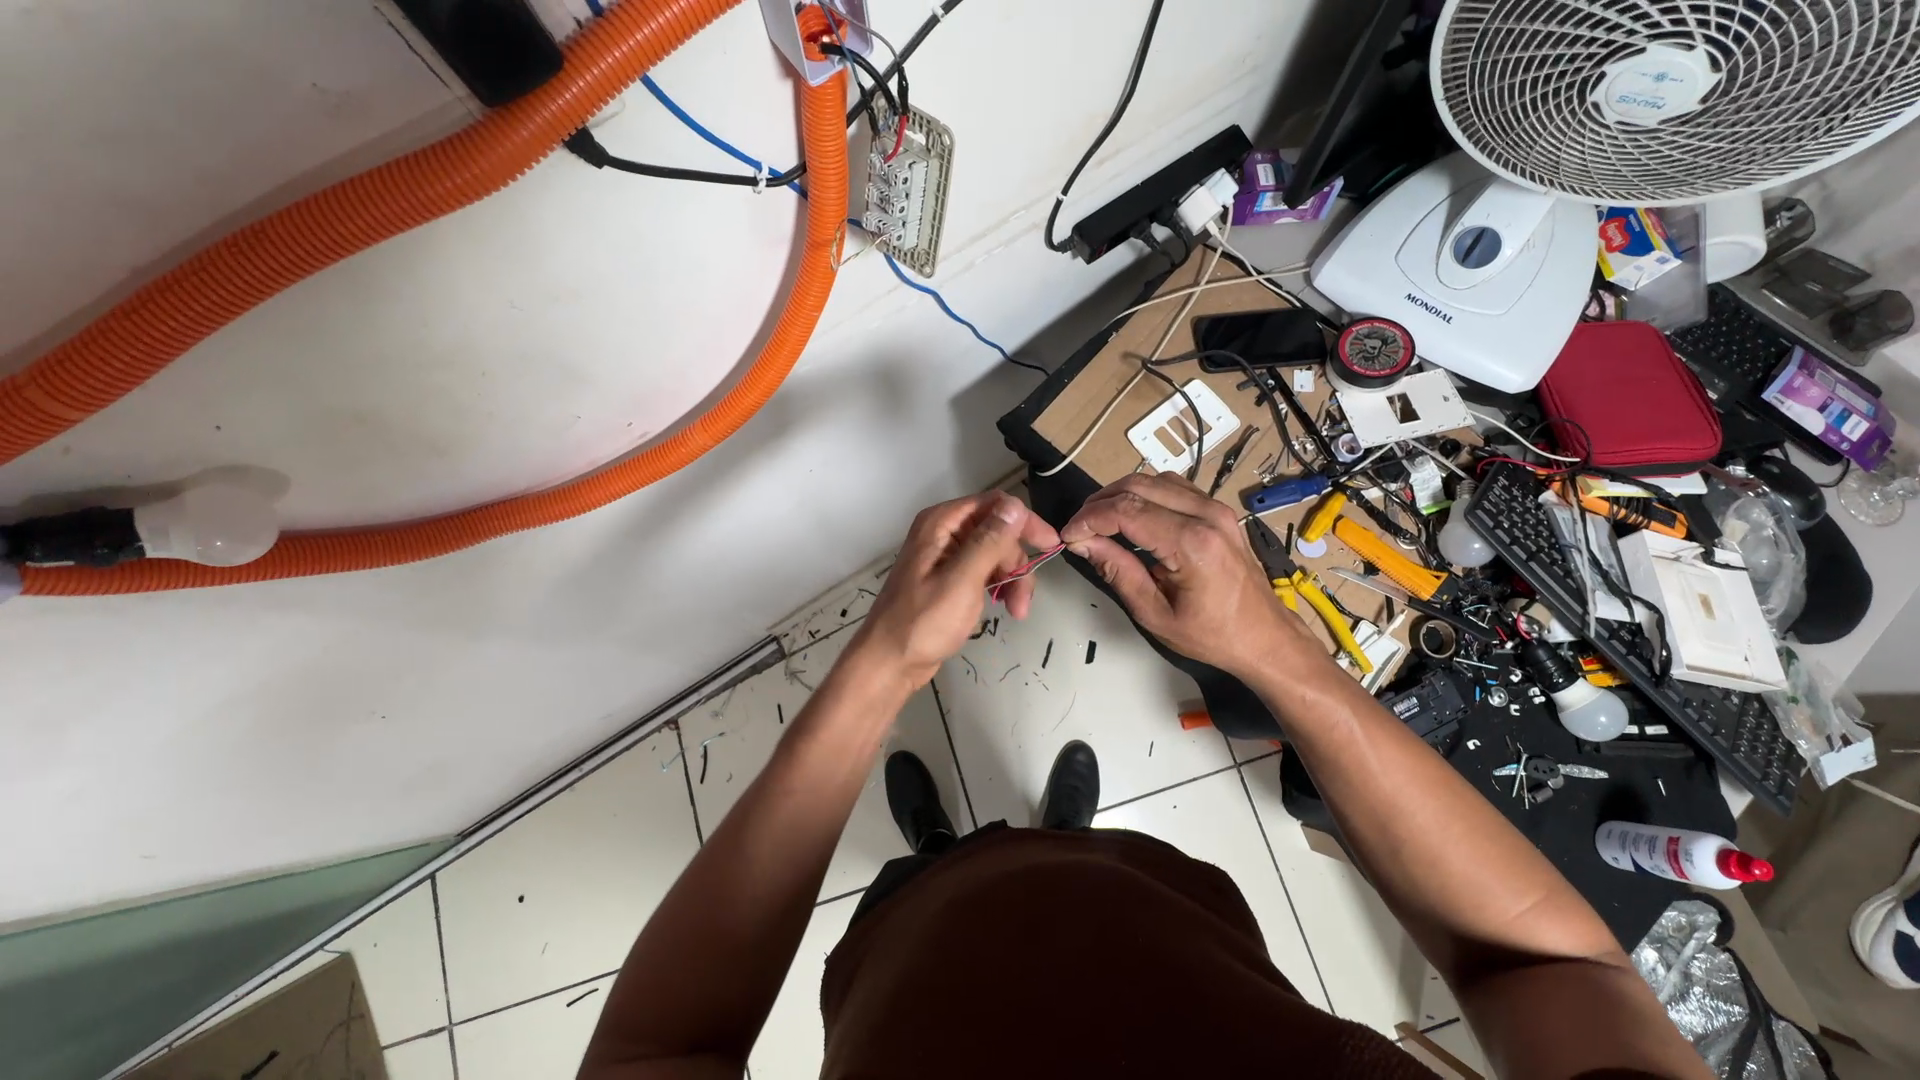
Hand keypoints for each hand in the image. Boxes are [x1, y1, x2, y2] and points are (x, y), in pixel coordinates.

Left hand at [855, 492, 1061, 687]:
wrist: (890, 662)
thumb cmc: (923, 622)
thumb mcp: (962, 580)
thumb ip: (989, 541)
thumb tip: (1015, 506)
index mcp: (941, 523)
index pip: (995, 505)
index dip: (1025, 522)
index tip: (1050, 547)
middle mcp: (943, 532)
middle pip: (998, 531)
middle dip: (1017, 563)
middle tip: (1023, 599)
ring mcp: (945, 556)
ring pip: (995, 554)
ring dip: (1012, 579)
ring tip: (1016, 611)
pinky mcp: (949, 578)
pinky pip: (983, 571)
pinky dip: (998, 587)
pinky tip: (1003, 607)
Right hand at [1060, 472, 1315, 678]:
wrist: (1264, 636)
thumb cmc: (1212, 635)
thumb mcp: (1154, 613)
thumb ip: (1117, 571)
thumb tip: (1082, 542)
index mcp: (1191, 544)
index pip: (1126, 511)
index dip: (1089, 519)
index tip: (1068, 536)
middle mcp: (1207, 516)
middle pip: (1138, 486)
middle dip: (1100, 503)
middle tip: (1079, 528)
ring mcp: (1217, 509)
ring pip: (1155, 480)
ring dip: (1121, 494)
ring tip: (1099, 521)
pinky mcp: (1219, 510)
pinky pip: (1174, 487)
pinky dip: (1146, 494)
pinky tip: (1131, 516)